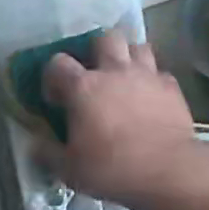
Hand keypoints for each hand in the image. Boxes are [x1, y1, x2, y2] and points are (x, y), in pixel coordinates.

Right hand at [41, 30, 208, 209]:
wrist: (164, 170)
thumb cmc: (109, 169)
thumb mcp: (68, 169)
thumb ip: (48, 153)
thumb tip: (37, 145)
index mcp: (83, 88)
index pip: (58, 63)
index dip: (52, 77)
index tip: (55, 98)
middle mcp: (114, 71)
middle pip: (105, 38)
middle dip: (96, 51)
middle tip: (93, 75)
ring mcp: (147, 75)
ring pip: (137, 46)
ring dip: (127, 58)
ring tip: (122, 79)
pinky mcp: (172, 87)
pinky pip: (159, 72)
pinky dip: (150, 80)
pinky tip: (147, 97)